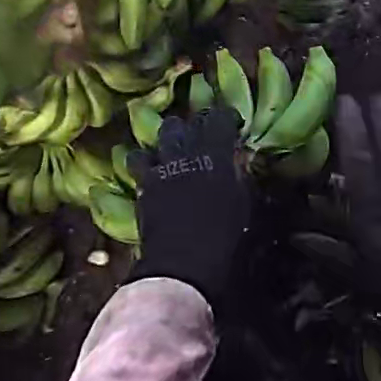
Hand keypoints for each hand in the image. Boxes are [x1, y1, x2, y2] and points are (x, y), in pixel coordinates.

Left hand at [127, 108, 250, 305]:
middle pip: (189, 121)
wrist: (182, 263)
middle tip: (205, 136)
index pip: (220, 117)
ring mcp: (162, 164)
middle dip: (198, 124)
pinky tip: (151, 166)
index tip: (233, 126)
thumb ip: (240, 173)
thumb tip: (240, 155)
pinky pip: (138, 157)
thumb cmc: (222, 237)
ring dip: (171, 136)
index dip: (227, 117)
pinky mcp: (144, 180)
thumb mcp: (242, 203)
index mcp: (216, 153)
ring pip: (163, 133)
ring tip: (176, 146)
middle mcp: (187, 151)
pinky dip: (145, 158)